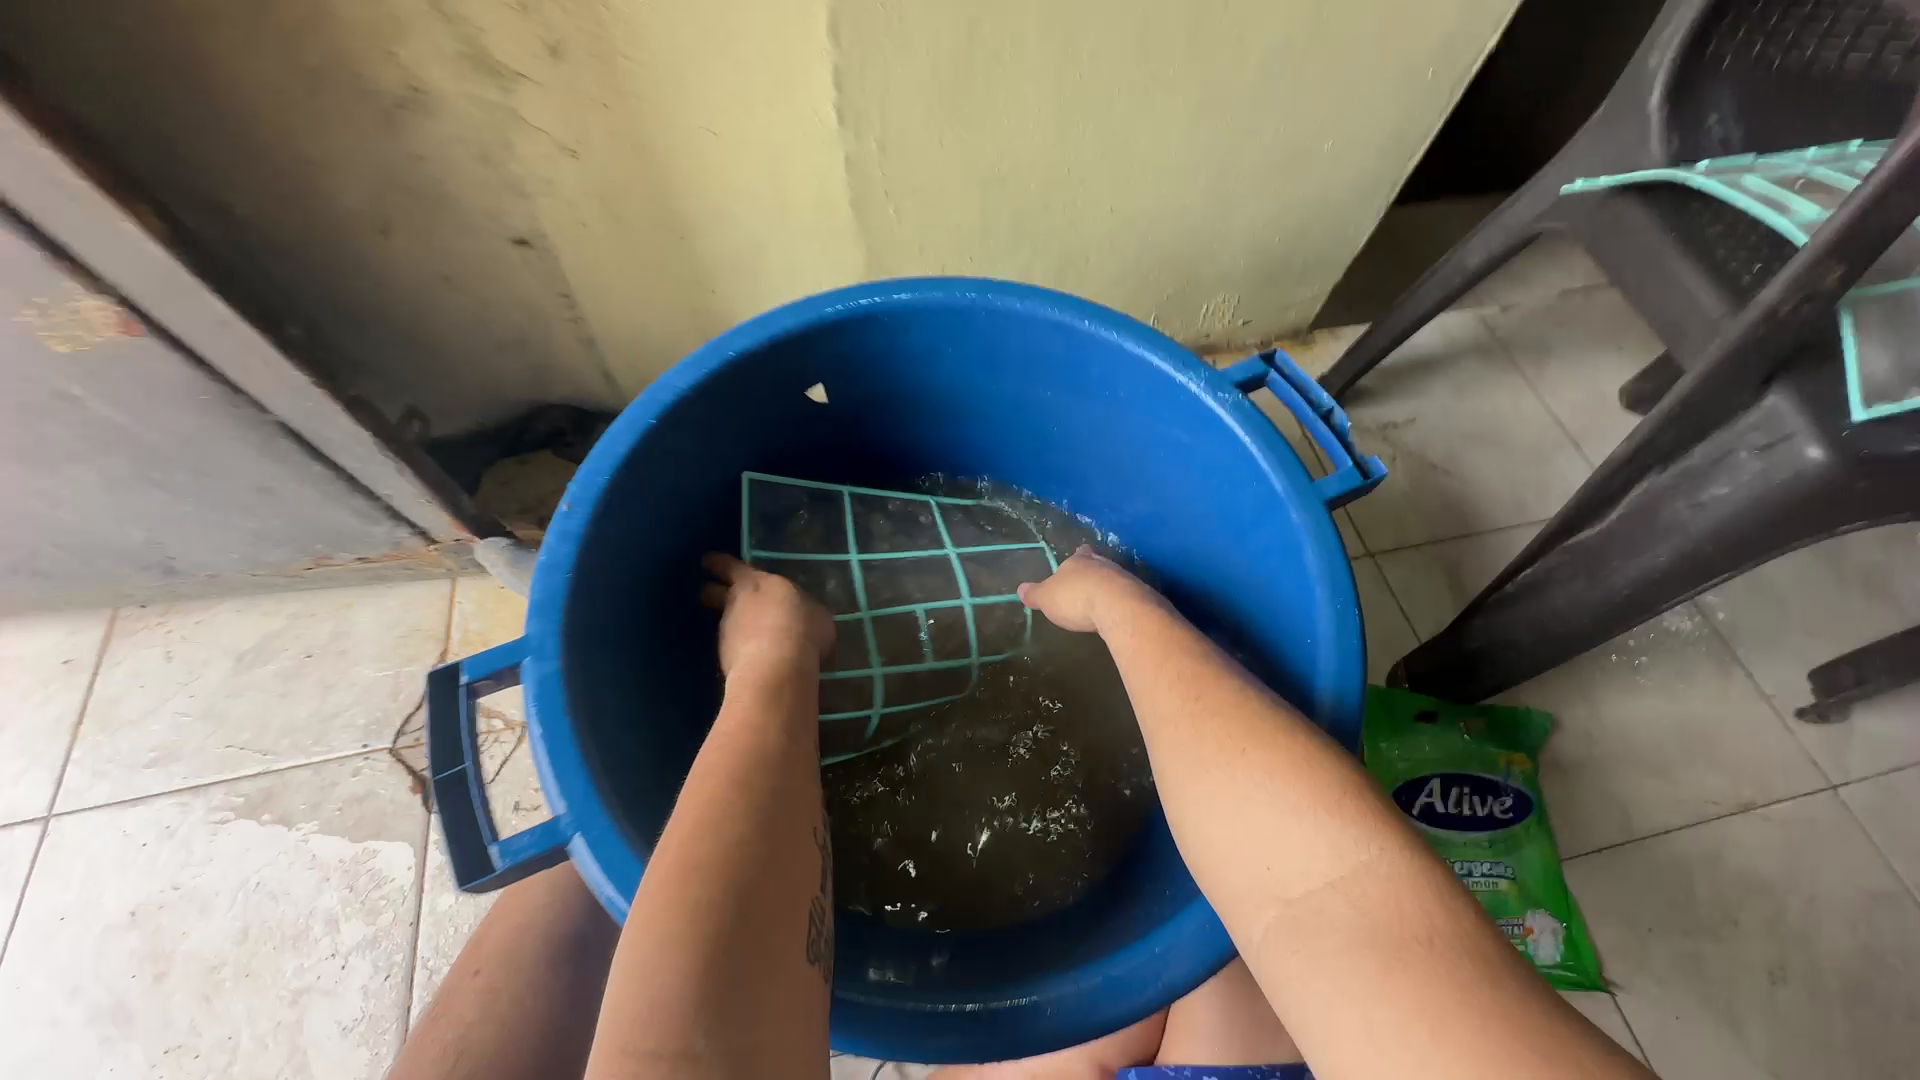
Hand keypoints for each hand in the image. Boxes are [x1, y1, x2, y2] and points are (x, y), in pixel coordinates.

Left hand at [700, 554, 835, 677]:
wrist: (776, 666)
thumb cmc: (802, 629)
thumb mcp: (816, 614)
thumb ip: (804, 610)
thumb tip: (806, 616)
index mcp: (758, 582)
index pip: (731, 566)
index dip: (718, 563)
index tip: (707, 561)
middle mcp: (736, 602)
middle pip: (713, 592)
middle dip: (710, 591)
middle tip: (708, 591)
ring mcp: (727, 630)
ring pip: (723, 620)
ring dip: (730, 624)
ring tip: (742, 633)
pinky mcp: (724, 656)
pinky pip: (731, 647)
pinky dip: (739, 650)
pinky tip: (753, 659)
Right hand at [1016, 545, 1160, 633]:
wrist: (1118, 607)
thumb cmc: (1075, 598)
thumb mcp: (1047, 598)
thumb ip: (1035, 594)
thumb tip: (1020, 589)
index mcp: (1078, 561)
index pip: (1079, 553)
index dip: (1078, 556)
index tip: (1079, 555)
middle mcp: (1102, 564)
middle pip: (1098, 563)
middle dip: (1094, 571)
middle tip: (1089, 580)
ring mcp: (1123, 578)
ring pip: (1114, 578)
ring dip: (1109, 587)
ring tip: (1104, 599)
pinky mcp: (1139, 595)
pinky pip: (1127, 595)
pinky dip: (1122, 601)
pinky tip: (1119, 611)